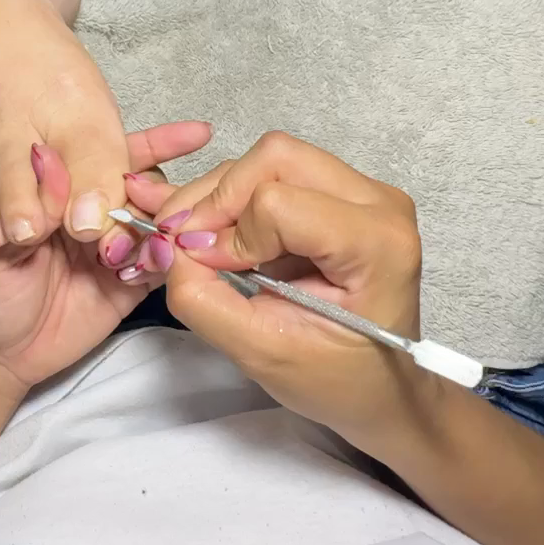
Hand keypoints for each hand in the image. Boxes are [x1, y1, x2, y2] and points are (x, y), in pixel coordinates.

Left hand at [0, 121, 211, 392]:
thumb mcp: (0, 246)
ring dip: (164, 226)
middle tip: (156, 203)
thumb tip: (47, 154)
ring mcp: (114, 253)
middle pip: (144, 191)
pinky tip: (162, 260)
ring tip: (158, 234)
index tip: (194, 134)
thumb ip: (30, 205)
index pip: (109, 161)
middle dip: (160, 191)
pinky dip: (166, 261)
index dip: (153, 145)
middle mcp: (94, 218)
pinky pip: (159, 268)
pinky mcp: (128, 288)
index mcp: (64, 196)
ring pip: (156, 227)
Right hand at [129, 131, 432, 440]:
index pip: (276, 203)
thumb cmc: (333, 378)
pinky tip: (214, 230)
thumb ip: (201, 297)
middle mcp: (378, 201)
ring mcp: (362, 189)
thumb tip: (166, 246)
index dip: (229, 235)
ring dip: (220, 197)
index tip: (211, 271)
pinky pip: (272, 170)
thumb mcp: (256, 351)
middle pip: (272, 158)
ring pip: (266, 158)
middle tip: (188, 244)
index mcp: (376, 244)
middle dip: (216, 198)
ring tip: (203, 244)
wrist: (378, 387)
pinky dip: (233, 197)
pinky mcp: (340, 190)